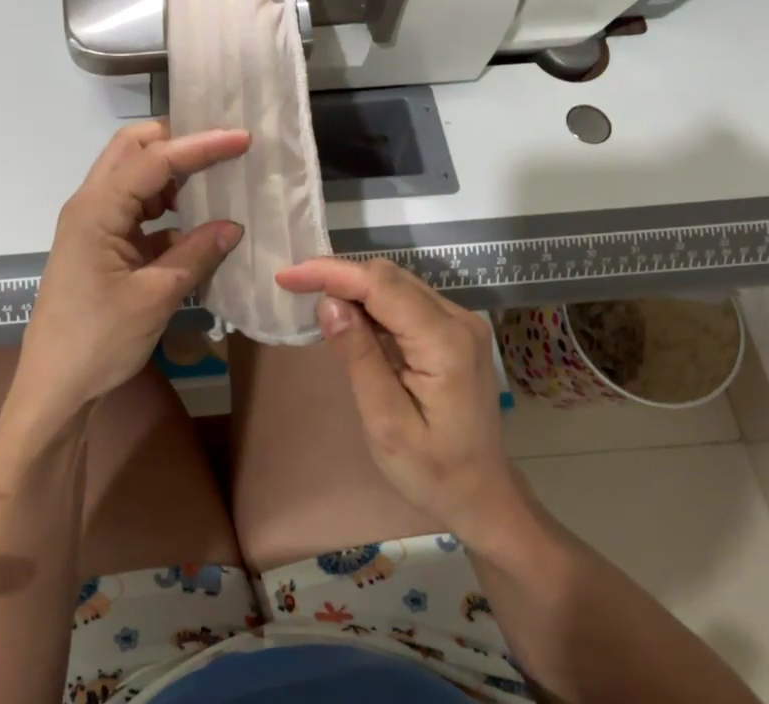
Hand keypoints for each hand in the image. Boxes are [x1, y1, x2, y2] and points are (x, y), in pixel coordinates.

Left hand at [14, 121, 249, 420]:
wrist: (54, 387)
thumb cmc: (98, 341)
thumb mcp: (155, 297)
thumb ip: (196, 254)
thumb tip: (234, 226)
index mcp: (96, 209)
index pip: (153, 159)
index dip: (200, 145)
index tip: (243, 138)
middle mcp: (90, 206)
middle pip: (133, 151)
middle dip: (177, 141)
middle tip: (224, 145)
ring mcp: (93, 226)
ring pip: (135, 179)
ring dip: (173, 174)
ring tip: (220, 176)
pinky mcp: (100, 247)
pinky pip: (137, 213)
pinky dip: (168, 210)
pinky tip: (201, 222)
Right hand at [276, 257, 526, 552]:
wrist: (482, 495)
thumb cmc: (432, 470)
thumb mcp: (385, 422)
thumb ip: (359, 358)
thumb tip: (328, 304)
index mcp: (445, 344)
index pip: (382, 286)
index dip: (331, 273)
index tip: (287, 277)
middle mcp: (459, 321)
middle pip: (389, 277)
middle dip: (337, 276)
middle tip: (292, 288)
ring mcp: (460, 324)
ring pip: (397, 283)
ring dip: (352, 287)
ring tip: (311, 300)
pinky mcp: (454, 332)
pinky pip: (406, 301)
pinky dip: (371, 302)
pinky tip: (347, 319)